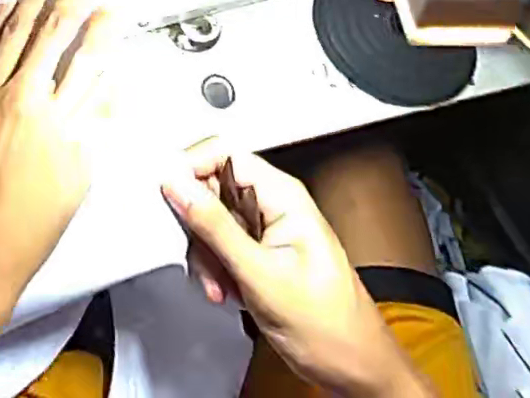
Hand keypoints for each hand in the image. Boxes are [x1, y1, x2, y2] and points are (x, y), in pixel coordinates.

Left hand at [0, 0, 115, 329]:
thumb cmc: (32, 221)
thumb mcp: (79, 174)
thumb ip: (93, 121)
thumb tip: (108, 82)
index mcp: (55, 119)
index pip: (87, 57)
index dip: (103, 27)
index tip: (115, 6)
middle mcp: (21, 97)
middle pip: (50, 34)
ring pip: (13, 33)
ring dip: (31, 1)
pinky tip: (5, 1)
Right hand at [161, 141, 430, 397]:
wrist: (358, 374)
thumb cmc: (332, 329)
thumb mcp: (262, 276)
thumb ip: (215, 227)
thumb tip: (180, 187)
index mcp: (282, 194)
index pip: (224, 154)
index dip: (192, 169)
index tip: (171, 196)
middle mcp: (274, 202)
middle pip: (213, 187)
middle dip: (200, 226)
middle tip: (204, 258)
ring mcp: (267, 226)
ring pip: (214, 218)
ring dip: (208, 253)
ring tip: (221, 285)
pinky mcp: (261, 249)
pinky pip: (222, 242)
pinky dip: (216, 266)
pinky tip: (228, 289)